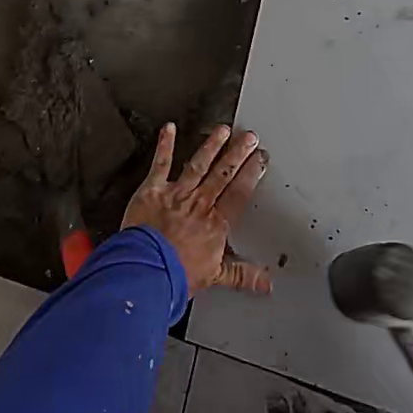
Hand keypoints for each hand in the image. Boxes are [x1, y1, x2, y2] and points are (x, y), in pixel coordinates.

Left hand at [122, 123, 272, 296]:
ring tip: (223, 130)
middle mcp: (199, 203)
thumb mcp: (215, 277)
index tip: (259, 159)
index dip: (251, 173)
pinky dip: (165, 145)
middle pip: (223, 173)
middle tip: (248, 137)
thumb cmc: (176, 275)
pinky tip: (169, 129)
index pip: (239, 193)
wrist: (147, 270)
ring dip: (212, 146)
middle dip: (237, 153)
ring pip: (199, 164)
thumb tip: (265, 284)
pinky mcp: (153, 190)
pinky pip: (161, 164)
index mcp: (215, 223)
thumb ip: (242, 275)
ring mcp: (176, 194)